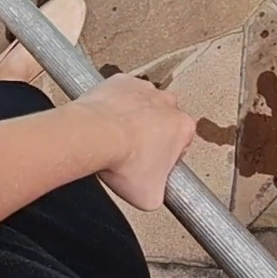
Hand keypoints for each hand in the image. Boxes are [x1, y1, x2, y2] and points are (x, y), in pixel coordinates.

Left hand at [69, 74, 196, 209]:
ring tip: (113, 136)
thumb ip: (160, 193)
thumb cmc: (121, 162)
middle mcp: (167, 102)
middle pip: (162, 120)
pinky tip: (103, 120)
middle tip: (130, 151)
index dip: (165, 157)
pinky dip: (112, 103)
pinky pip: (119, 93)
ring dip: (132, 116)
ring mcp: (143, 88)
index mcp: (183, 127)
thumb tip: (154, 195)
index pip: (181, 143)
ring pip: (141, 104)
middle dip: (150, 134)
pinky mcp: (119, 81)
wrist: (92, 136)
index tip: (150, 165)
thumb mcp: (150, 196)